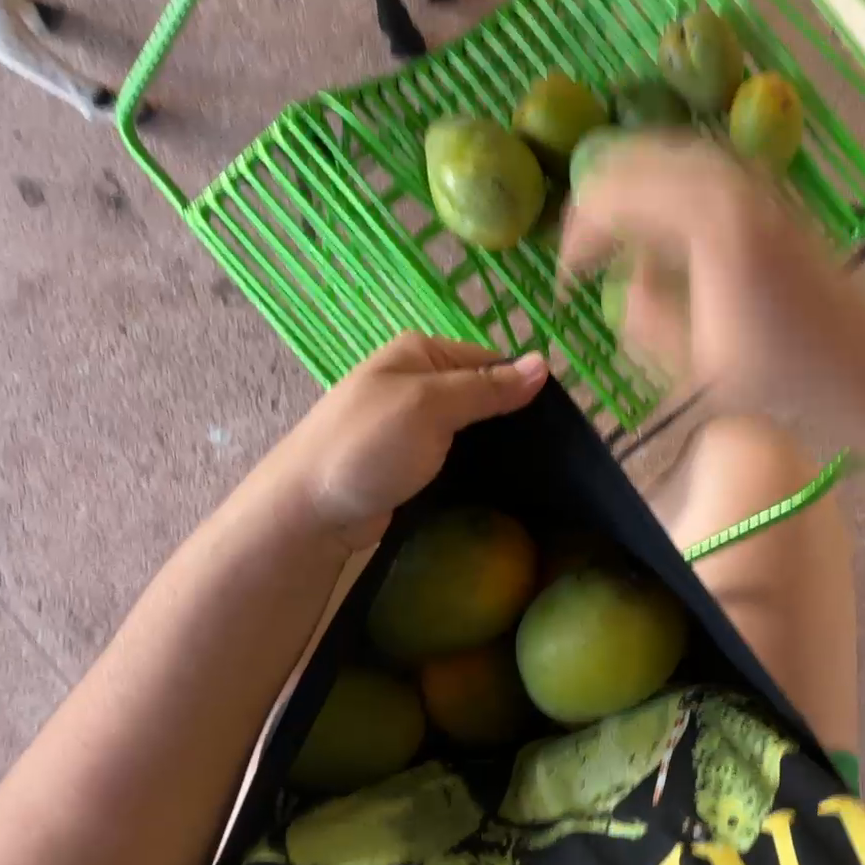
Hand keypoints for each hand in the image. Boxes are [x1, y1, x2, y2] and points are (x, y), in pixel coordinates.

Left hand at [273, 334, 548, 549]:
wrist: (309, 512)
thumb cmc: (367, 447)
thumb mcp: (430, 406)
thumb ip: (487, 388)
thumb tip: (545, 363)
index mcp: (419, 352)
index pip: (490, 360)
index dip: (522, 387)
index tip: (556, 423)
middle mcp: (416, 381)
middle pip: (482, 393)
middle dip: (511, 419)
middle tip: (550, 453)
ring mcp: (411, 423)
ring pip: (471, 428)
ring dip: (496, 446)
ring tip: (536, 470)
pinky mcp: (411, 460)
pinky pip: (455, 454)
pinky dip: (476, 466)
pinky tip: (501, 483)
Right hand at [561, 134, 864, 417]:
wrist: (863, 371)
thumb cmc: (779, 378)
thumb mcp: (692, 361)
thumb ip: (641, 314)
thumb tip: (621, 278)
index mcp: (708, 223)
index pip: (617, 201)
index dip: (578, 236)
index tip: (564, 280)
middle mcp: (733, 188)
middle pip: (642, 161)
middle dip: (599, 202)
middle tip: (578, 246)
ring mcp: (759, 187)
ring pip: (674, 158)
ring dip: (634, 188)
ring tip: (609, 233)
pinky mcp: (774, 198)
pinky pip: (706, 170)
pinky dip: (670, 186)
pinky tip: (661, 228)